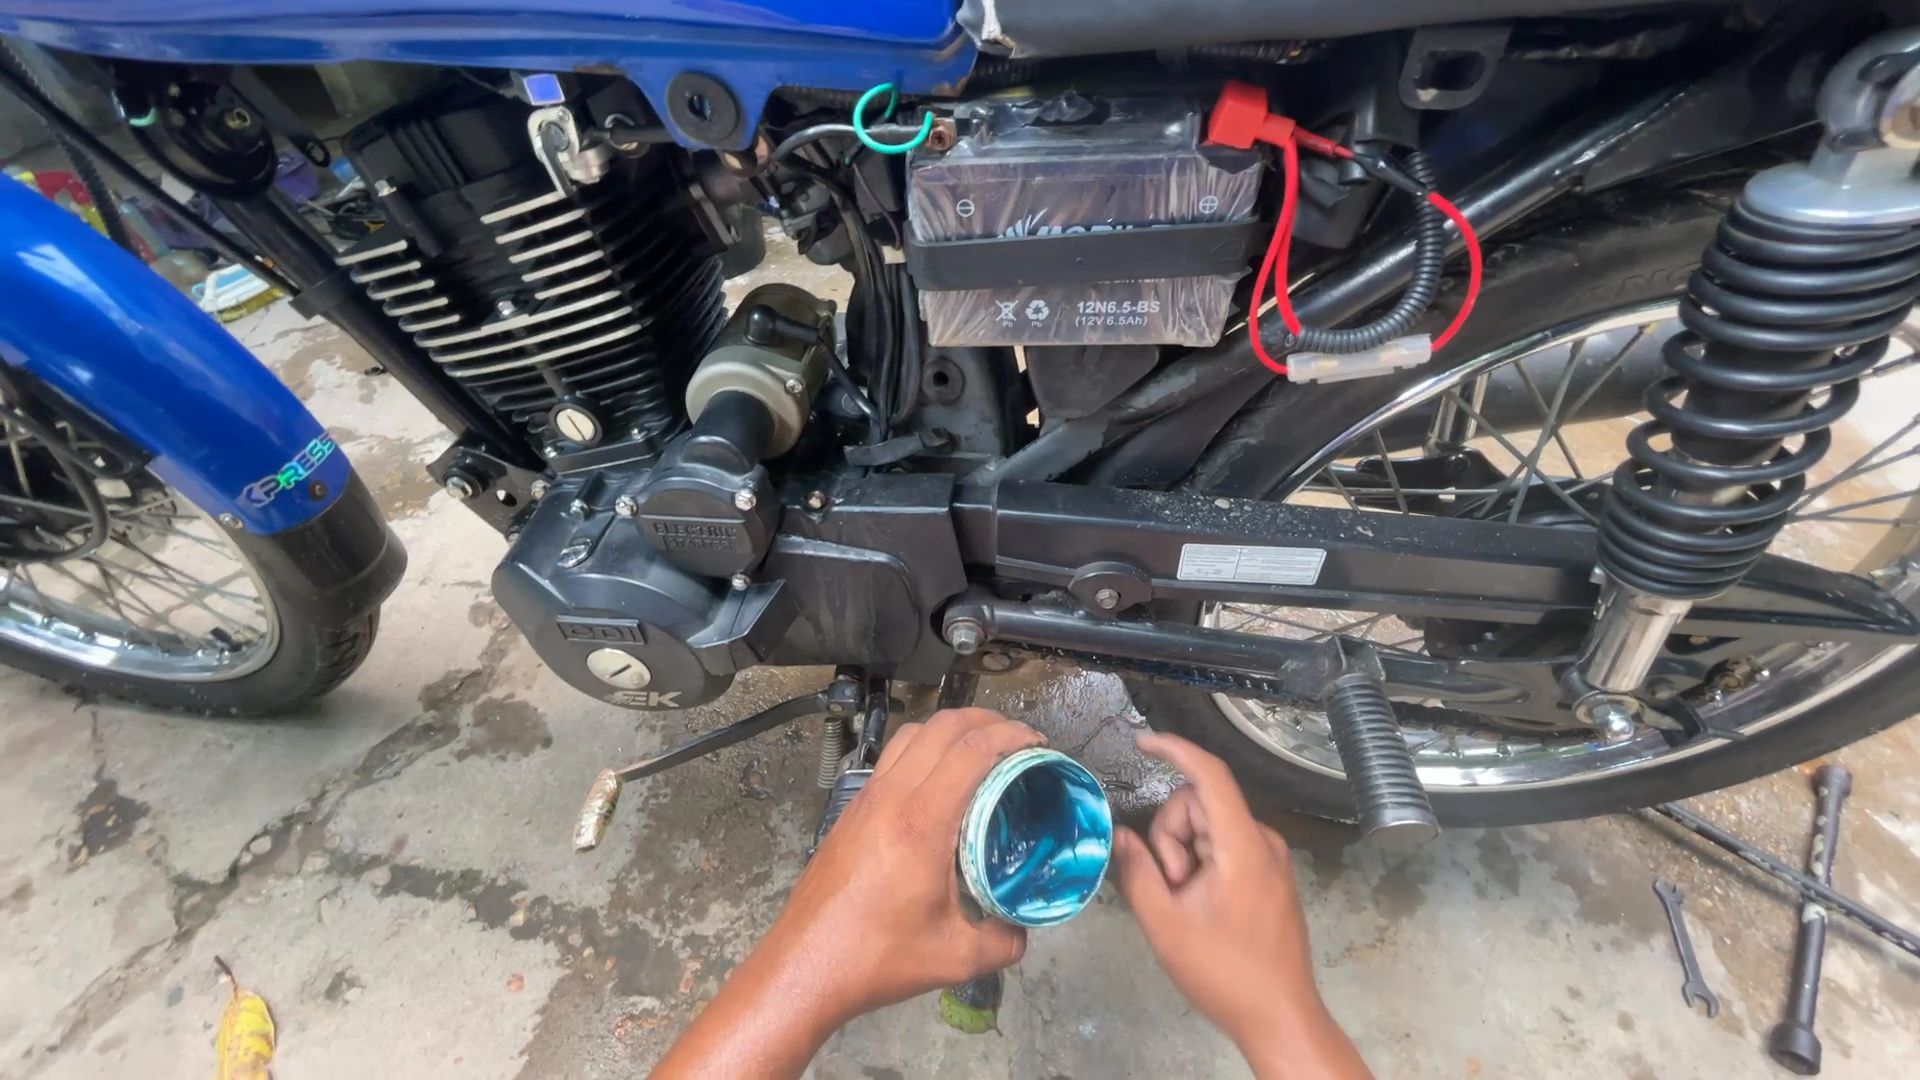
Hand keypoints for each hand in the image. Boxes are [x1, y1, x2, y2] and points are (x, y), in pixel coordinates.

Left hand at [760, 707, 1044, 1020]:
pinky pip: (894, 754)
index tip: (1038, 742)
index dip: (1011, 735)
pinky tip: (939, 778)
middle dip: (987, 720)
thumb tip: (1024, 929)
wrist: (804, 965)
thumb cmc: (878, 956)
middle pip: (944, 725)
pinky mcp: (853, 806)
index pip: (972, 750)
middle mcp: (893, 793)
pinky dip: (926, 746)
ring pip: (914, 732)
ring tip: (980, 747)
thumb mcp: (954, 958)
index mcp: (922, 820)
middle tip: (1017, 739)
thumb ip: (1002, 942)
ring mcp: (868, 795)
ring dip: (952, 727)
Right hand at [1111, 733, 1370, 1078]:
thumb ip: (1137, 870)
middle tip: (1172, 888)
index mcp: (1242, 845)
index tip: (1142, 742)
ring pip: (1206, 825)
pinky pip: (1221, 843)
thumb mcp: (1164, 924)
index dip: (1175, 749)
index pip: (1210, 775)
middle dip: (1171, 837)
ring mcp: (1269, 856)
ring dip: (1184, 854)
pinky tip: (1199, 902)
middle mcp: (1262, 840)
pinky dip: (1199, 862)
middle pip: (1198, 804)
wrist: (1283, 1021)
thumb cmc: (1224, 973)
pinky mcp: (1268, 871)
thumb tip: (1121, 835)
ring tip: (1187, 902)